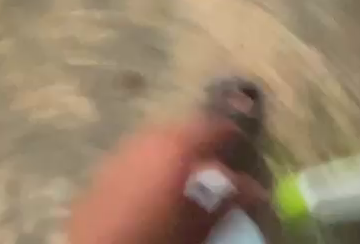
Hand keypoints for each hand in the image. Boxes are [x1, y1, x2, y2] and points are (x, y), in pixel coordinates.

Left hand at [68, 116, 265, 243]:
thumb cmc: (152, 241)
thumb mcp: (197, 228)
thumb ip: (227, 202)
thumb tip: (256, 190)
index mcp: (174, 146)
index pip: (212, 126)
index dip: (232, 135)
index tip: (245, 148)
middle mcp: (148, 138)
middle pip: (184, 130)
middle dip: (203, 146)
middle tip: (220, 169)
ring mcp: (122, 151)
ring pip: (159, 141)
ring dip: (177, 155)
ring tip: (190, 183)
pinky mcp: (103, 171)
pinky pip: (138, 156)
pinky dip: (153, 165)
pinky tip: (158, 193)